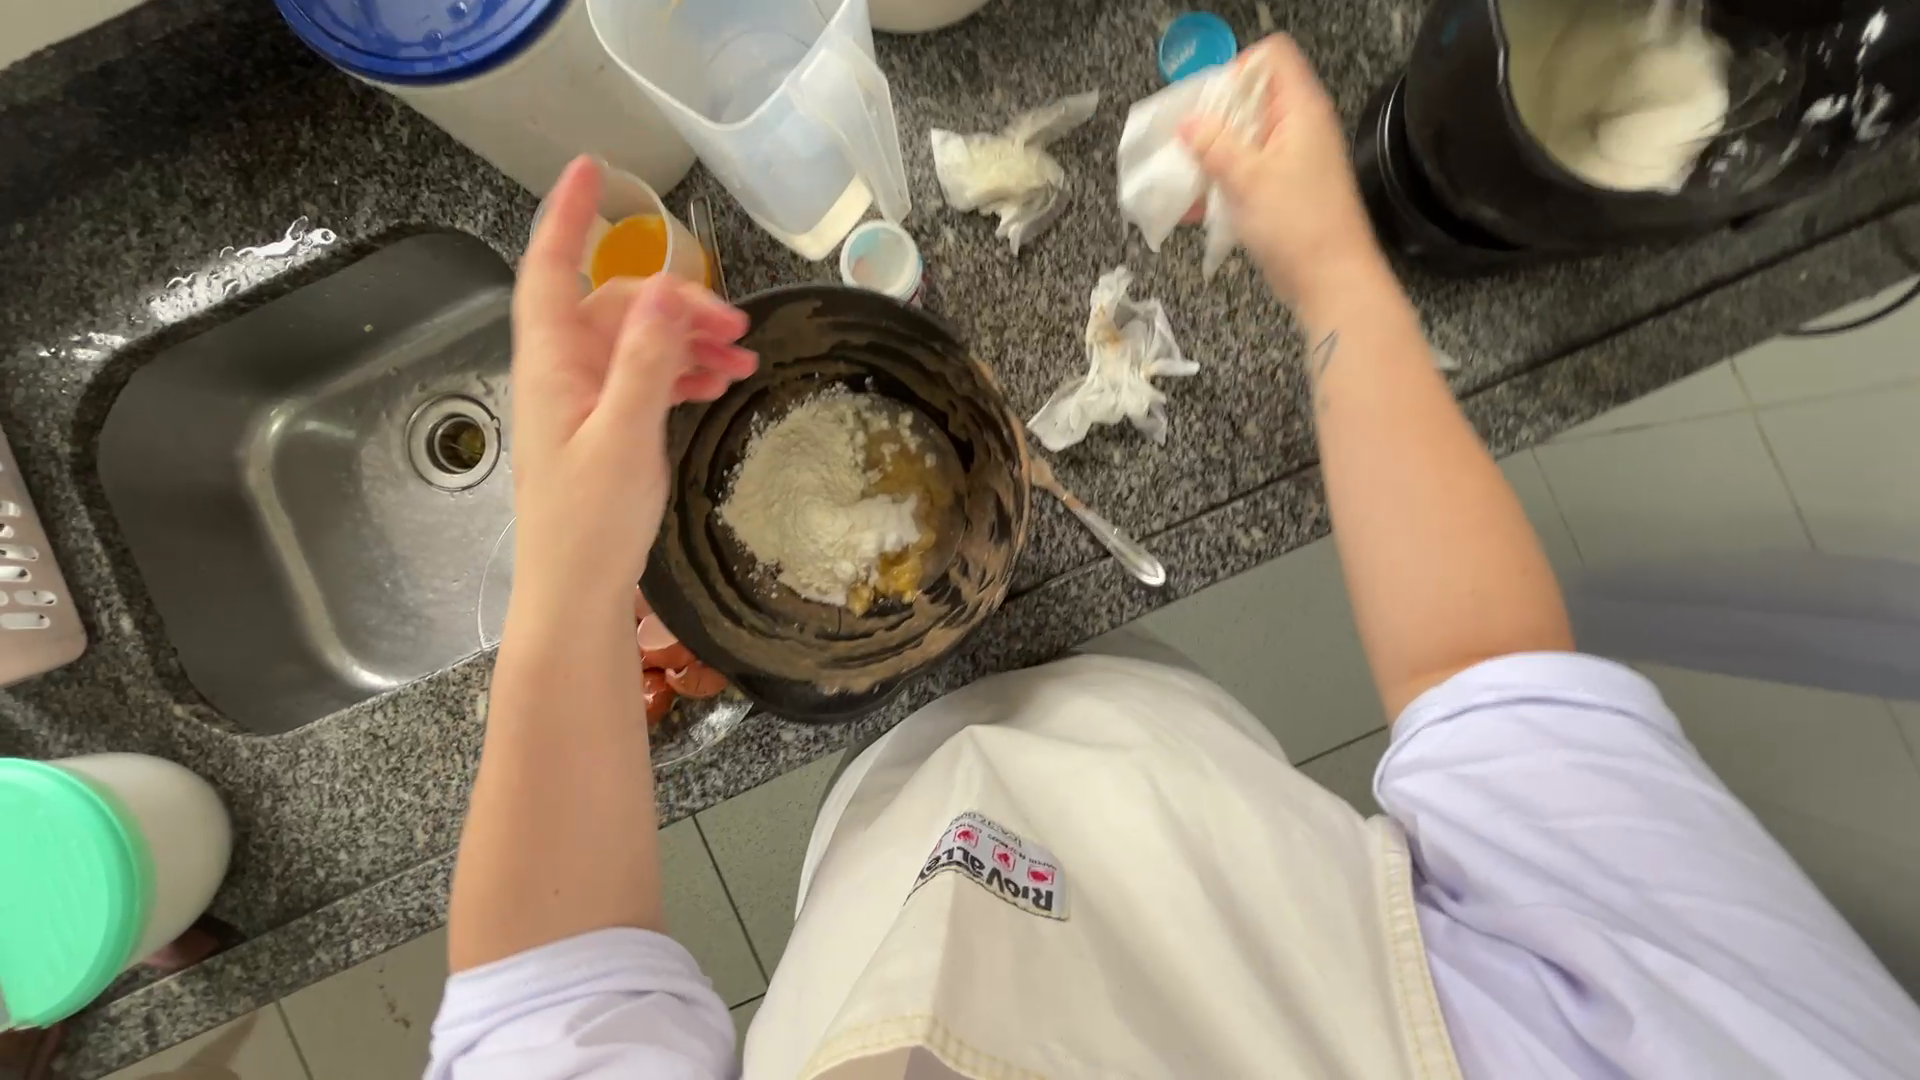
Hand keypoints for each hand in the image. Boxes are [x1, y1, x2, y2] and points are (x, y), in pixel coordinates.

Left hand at [509, 156, 755, 601]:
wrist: (578, 588)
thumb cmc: (591, 521)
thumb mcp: (626, 436)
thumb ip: (646, 361)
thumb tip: (669, 290)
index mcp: (554, 364)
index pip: (552, 269)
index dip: (569, 218)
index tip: (594, 171)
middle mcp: (565, 371)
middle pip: (619, 309)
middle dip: (678, 306)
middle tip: (737, 327)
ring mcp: (586, 399)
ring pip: (640, 344)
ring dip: (689, 342)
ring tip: (742, 359)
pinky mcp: (607, 425)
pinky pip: (646, 379)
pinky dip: (683, 373)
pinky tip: (718, 383)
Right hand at [1179, 35, 1382, 308]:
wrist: (1329, 278)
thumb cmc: (1298, 226)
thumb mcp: (1248, 179)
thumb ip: (1214, 146)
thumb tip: (1188, 123)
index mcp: (1299, 111)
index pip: (1268, 59)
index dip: (1234, 75)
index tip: (1204, 108)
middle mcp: (1297, 130)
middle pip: (1249, 103)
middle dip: (1211, 123)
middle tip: (1184, 146)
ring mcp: (1289, 163)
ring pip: (1242, 144)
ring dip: (1210, 160)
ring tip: (1182, 181)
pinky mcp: (1280, 194)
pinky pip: (1244, 177)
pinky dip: (1219, 187)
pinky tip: (1193, 209)